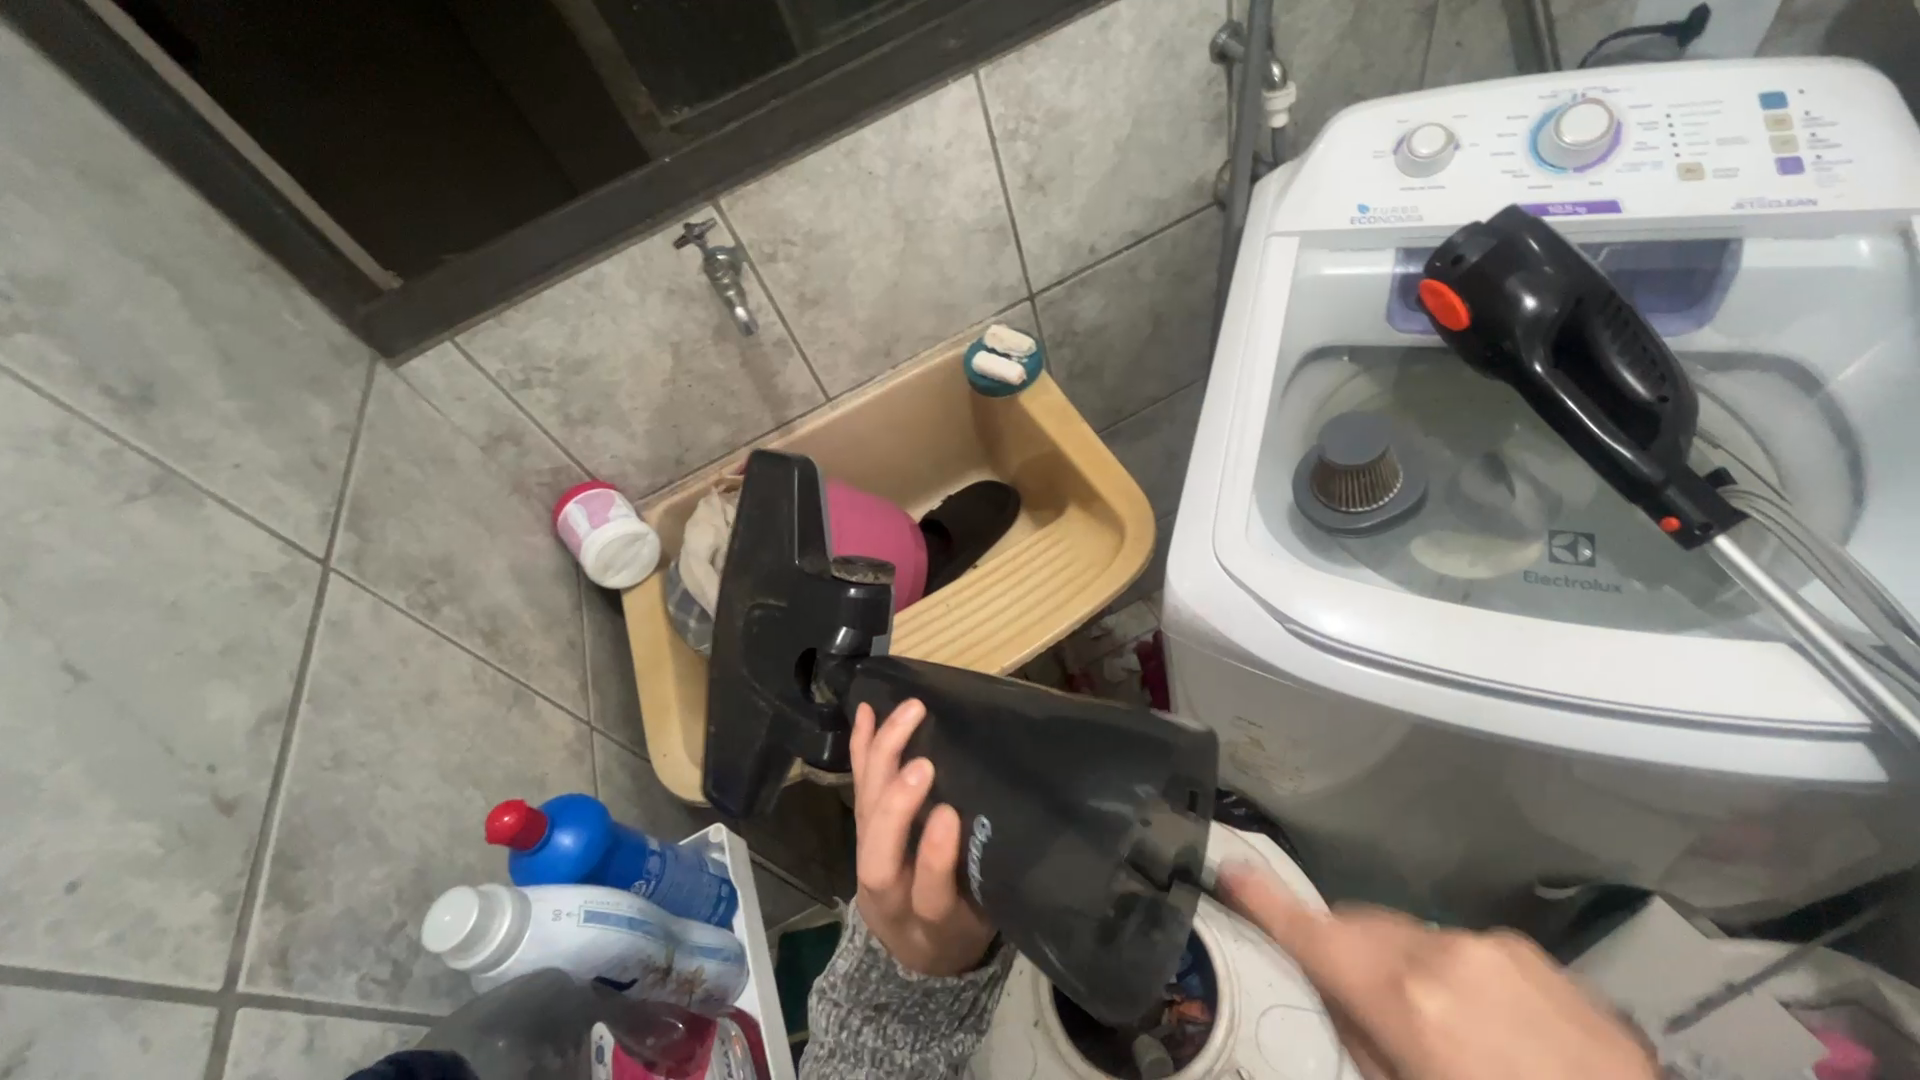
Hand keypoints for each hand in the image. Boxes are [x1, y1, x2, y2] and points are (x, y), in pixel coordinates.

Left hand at [848, 699, 995, 976]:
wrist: (918, 951)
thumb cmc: (966, 926)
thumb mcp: (987, 918)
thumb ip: (993, 878)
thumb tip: (1023, 821)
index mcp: (933, 924)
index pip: (928, 895)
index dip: (934, 857)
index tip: (951, 814)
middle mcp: (890, 898)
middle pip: (879, 858)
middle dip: (896, 808)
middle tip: (922, 763)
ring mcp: (867, 865)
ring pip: (863, 818)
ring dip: (880, 763)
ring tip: (903, 717)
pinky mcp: (859, 837)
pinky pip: (857, 791)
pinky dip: (861, 750)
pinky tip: (867, 711)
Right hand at [1217, 863, 1655, 1079]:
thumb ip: (1365, 1042)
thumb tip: (1341, 997)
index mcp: (1411, 1001)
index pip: (1316, 938)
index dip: (1265, 904)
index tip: (1230, 872)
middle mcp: (1448, 957)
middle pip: (1358, 928)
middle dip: (1338, 949)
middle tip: (1340, 996)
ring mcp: (1496, 950)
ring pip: (1408, 935)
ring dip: (1393, 961)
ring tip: (1421, 1022)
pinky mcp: (1536, 957)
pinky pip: (1460, 949)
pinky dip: (1445, 971)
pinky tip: (1478, 1023)